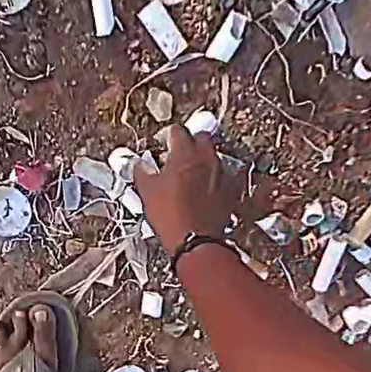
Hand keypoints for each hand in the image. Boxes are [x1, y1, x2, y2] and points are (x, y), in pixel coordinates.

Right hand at [133, 126, 233, 246]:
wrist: (195, 240)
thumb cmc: (171, 215)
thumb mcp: (148, 191)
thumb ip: (143, 172)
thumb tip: (139, 166)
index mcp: (185, 153)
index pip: (178, 131)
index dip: (169, 135)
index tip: (165, 142)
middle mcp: (206, 158)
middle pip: (201, 138)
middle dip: (191, 142)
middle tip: (180, 154)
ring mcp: (221, 173)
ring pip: (214, 156)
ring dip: (203, 160)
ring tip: (191, 173)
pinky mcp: (231, 189)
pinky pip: (224, 175)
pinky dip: (215, 177)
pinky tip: (205, 187)